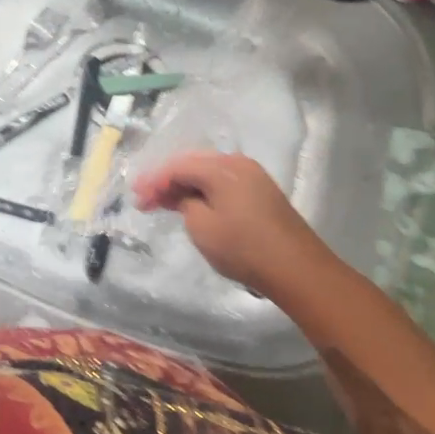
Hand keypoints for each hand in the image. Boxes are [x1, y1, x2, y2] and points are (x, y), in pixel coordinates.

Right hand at [132, 151, 336, 296]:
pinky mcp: (261, 192)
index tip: (136, 199)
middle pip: (192, 163)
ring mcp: (253, 176)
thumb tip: (184, 196)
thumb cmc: (243, 248)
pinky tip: (191, 204)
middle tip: (144, 199)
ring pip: (207, 172)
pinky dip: (202, 190)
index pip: (176, 166)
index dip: (153, 181)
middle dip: (165, 180)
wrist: (298, 270)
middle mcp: (238, 164)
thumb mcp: (201, 226)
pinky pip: (222, 182)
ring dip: (184, 185)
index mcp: (222, 168)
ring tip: (163, 202)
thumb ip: (184, 202)